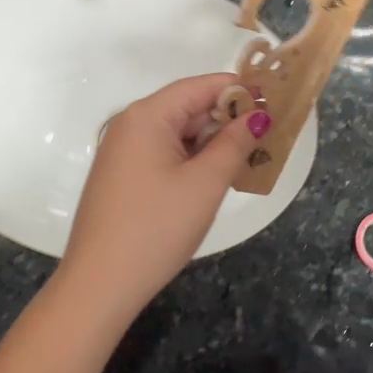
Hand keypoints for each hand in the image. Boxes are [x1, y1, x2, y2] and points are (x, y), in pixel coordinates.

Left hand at [56, 73, 268, 328]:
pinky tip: (217, 176)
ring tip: (251, 157)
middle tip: (269, 134)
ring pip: (178, 132)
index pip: (201, 86)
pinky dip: (193, 158)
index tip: (274, 101)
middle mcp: (131, 124)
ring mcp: (123, 151)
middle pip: (188, 106)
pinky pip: (164, 152)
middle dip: (228, 118)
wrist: (98, 286)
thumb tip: (257, 115)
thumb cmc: (156, 228)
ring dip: (213, 141)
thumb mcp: (205, 184)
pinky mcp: (122, 176)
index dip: (239, 90)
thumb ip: (234, 143)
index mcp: (147, 115)